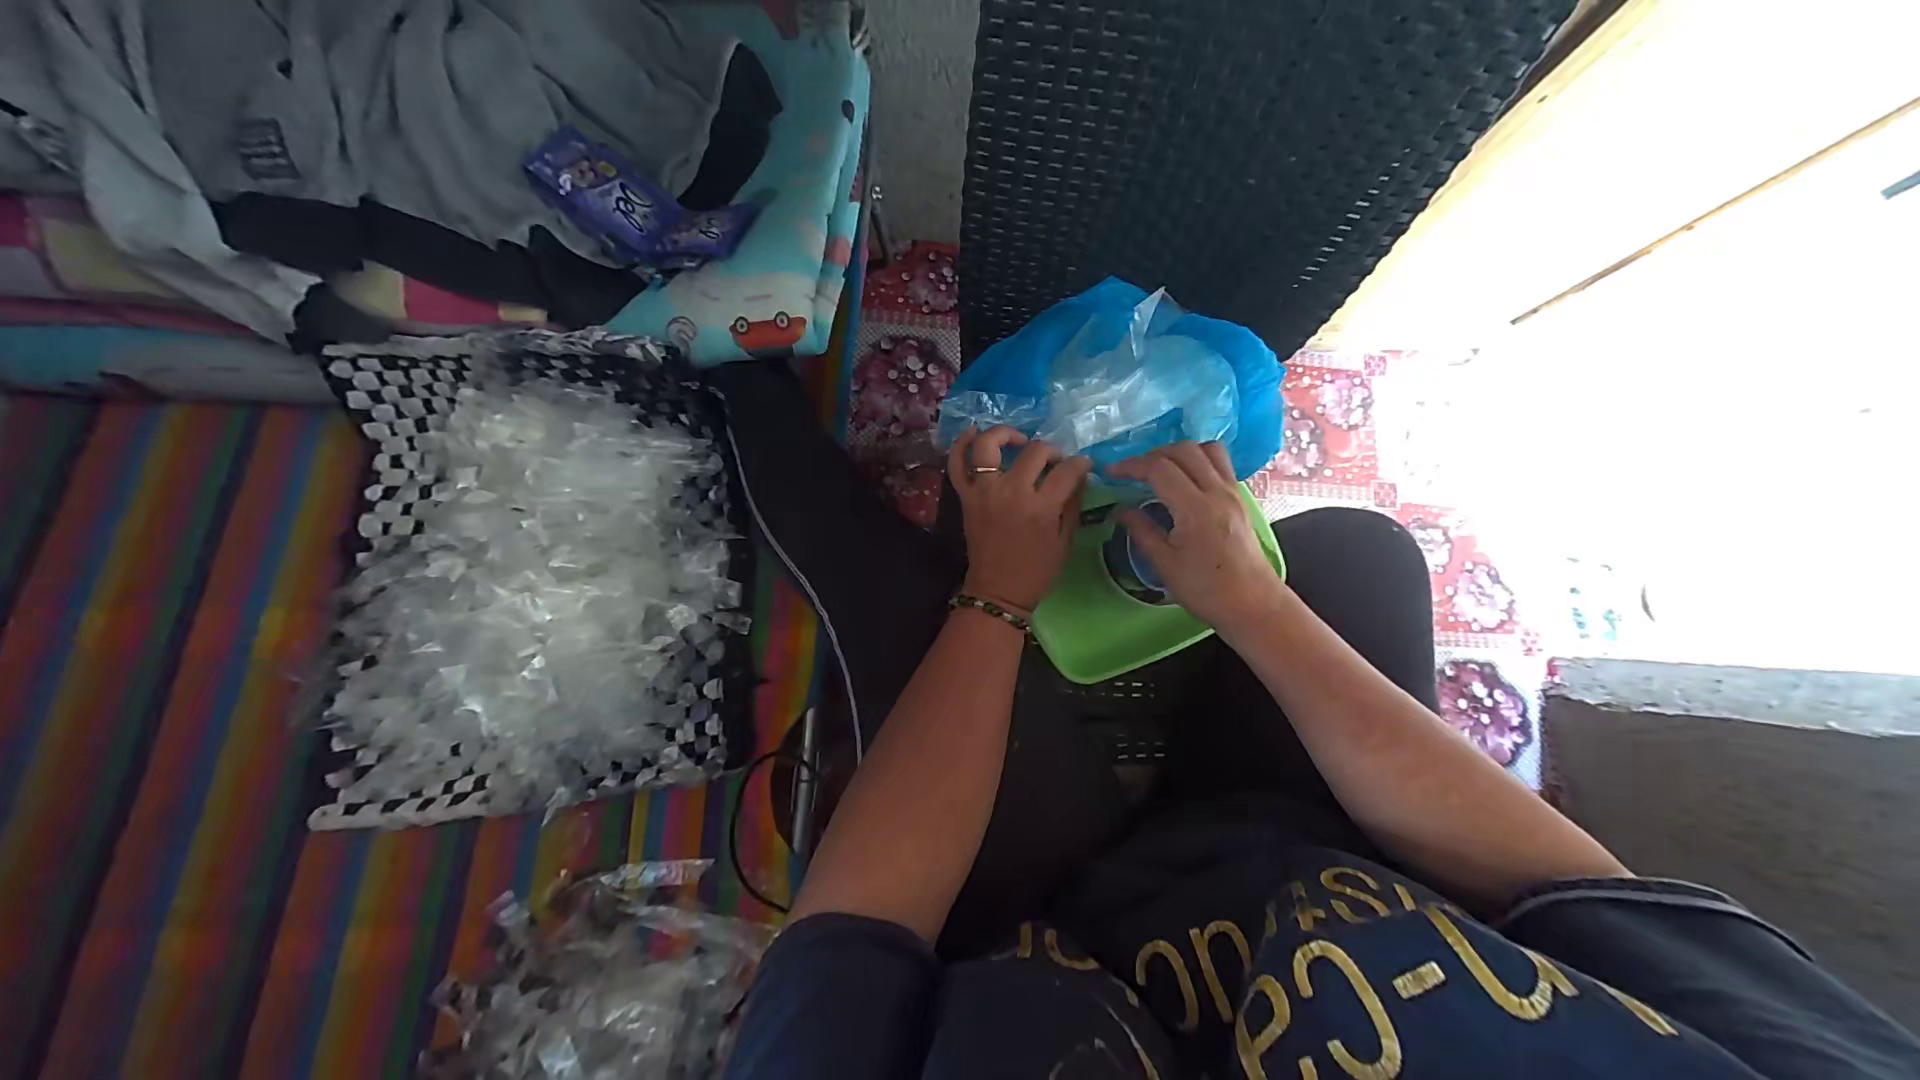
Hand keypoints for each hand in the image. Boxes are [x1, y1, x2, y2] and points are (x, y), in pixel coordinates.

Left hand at [947, 426, 1091, 611]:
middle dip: (1051, 451)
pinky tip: (973, 432)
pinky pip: (956, 465)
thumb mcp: (1065, 540)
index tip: (1083, 465)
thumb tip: (1079, 476)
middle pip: (1034, 452)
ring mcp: (984, 492)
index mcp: (1040, 507)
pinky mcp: (966, 497)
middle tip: (1055, 462)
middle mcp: (1010, 492)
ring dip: (1005, 435)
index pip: (1066, 470)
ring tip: (1018, 440)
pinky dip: (961, 445)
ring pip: (988, 446)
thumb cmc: (1036, 571)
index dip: (1080, 464)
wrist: (998, 592)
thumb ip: (1072, 503)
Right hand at [1109, 441, 1285, 637]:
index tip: (1111, 473)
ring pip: (1206, 450)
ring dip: (1178, 452)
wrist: (1252, 604)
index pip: (1159, 468)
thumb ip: (1142, 530)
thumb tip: (1121, 510)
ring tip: (1159, 470)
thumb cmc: (1205, 590)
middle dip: (1152, 455)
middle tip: (1132, 472)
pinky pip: (1219, 463)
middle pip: (1183, 450)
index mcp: (1196, 509)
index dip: (1131, 465)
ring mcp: (1233, 492)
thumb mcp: (1165, 564)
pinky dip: (1197, 460)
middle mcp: (1218, 492)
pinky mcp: (1239, 498)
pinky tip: (1183, 479)